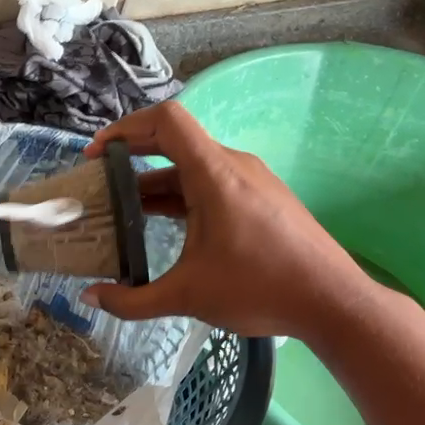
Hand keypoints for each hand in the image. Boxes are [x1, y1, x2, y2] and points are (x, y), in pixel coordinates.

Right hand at [79, 101, 378, 339]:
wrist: (335, 303)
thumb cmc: (260, 289)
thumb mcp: (186, 296)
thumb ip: (132, 300)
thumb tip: (89, 298)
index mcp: (214, 175)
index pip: (166, 121)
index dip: (124, 128)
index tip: (97, 155)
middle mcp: (234, 166)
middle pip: (175, 142)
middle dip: (131, 159)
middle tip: (99, 183)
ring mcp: (253, 181)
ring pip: (193, 167)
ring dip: (155, 183)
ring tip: (124, 211)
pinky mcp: (263, 198)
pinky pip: (212, 183)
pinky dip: (181, 195)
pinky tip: (165, 226)